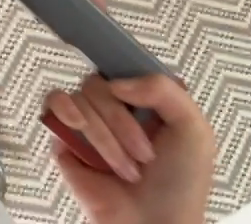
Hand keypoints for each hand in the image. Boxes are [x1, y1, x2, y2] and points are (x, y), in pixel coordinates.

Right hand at [46, 74, 215, 223]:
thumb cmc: (179, 187)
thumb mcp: (195, 134)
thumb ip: (166, 90)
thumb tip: (117, 82)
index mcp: (144, 100)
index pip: (123, 63)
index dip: (123, 69)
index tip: (133, 89)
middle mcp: (114, 106)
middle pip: (99, 82)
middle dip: (121, 122)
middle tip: (142, 155)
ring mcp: (87, 119)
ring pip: (80, 96)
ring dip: (103, 136)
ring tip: (122, 168)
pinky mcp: (63, 133)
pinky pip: (54, 103)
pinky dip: (66, 113)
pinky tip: (79, 130)